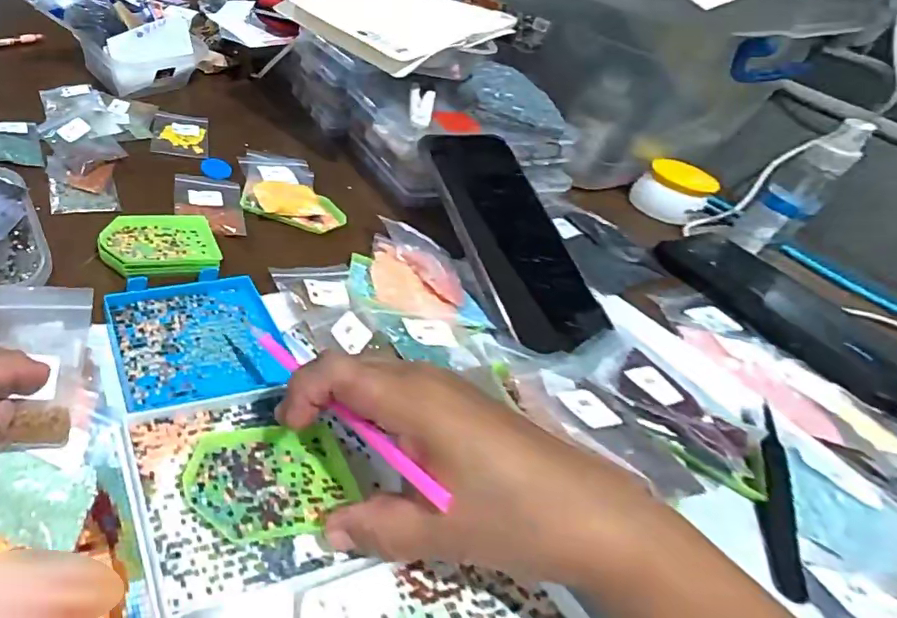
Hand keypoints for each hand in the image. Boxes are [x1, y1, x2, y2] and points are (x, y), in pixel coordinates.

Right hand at [277, 355, 681, 590]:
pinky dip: (374, 404)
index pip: (333, 369)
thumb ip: (375, 526)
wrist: (605, 520)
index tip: (291, 430)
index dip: (301, 391)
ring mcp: (445, 384)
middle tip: (307, 435)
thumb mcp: (439, 531)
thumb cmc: (515, 516)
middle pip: (349, 364)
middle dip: (317, 392)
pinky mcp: (461, 399)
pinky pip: (399, 385)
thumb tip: (326, 531)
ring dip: (346, 398)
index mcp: (410, 396)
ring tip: (341, 441)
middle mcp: (422, 377)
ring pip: (374, 372)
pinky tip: (391, 448)